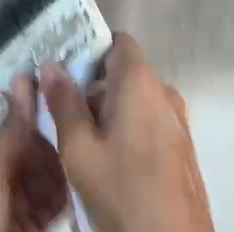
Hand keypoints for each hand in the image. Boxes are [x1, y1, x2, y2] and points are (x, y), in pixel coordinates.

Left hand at [0, 76, 68, 231]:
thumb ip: (8, 130)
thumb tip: (23, 80)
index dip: (29, 122)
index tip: (62, 110)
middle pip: (20, 155)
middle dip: (46, 151)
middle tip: (75, 143)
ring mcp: (1, 214)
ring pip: (37, 181)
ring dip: (58, 174)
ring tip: (80, 165)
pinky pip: (46, 208)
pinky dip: (61, 199)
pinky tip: (79, 189)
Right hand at [42, 34, 212, 231]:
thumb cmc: (122, 192)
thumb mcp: (78, 150)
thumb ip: (63, 102)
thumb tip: (51, 65)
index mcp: (141, 81)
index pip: (117, 41)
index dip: (89, 51)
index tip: (63, 74)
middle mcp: (165, 93)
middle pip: (123, 74)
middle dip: (92, 89)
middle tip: (61, 115)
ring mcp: (178, 123)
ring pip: (135, 103)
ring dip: (108, 115)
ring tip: (80, 145)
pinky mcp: (182, 151)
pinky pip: (149, 125)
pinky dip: (128, 133)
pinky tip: (109, 165)